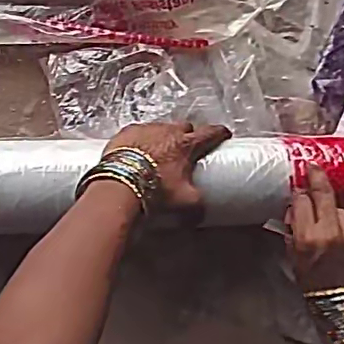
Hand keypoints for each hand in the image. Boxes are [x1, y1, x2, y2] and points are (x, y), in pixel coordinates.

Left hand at [103, 121, 231, 213]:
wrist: (120, 184)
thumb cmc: (156, 191)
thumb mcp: (184, 203)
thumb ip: (197, 207)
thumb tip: (199, 217)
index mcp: (187, 145)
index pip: (210, 133)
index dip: (219, 133)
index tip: (223, 134)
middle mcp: (168, 131)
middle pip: (184, 127)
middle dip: (188, 134)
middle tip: (186, 148)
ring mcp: (146, 129)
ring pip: (161, 127)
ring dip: (163, 137)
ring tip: (159, 152)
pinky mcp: (126, 132)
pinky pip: (138, 132)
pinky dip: (141, 139)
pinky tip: (137, 150)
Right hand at [285, 165, 343, 291]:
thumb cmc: (315, 286)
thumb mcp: (294, 260)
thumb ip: (293, 232)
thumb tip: (295, 209)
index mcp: (308, 239)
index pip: (301, 202)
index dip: (299, 195)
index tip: (298, 189)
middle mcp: (332, 232)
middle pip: (324, 194)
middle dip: (317, 177)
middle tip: (313, 167)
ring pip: (341, 211)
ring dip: (334, 216)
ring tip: (332, 235)